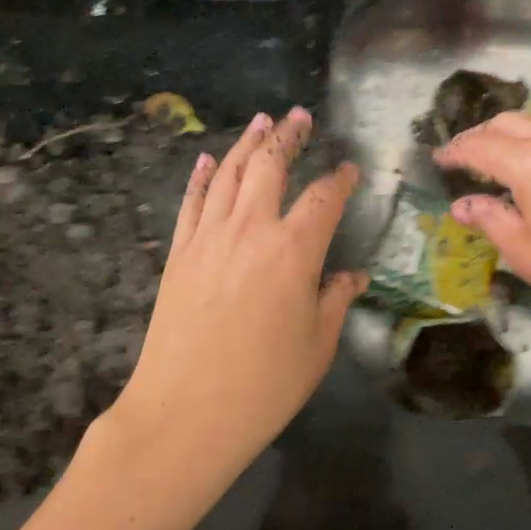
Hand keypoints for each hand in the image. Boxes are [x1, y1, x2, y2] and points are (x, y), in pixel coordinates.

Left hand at [109, 108, 366, 480]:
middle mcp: (250, 229)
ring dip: (246, 143)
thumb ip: (335, 300)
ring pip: (227, 173)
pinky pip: (190, 202)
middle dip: (287, 136)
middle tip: (299, 116)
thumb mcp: (316, 346)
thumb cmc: (263, 386)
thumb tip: (351, 276)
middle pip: (269, 166)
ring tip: (261, 121)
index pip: (323, 198)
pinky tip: (205, 159)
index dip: (339, 180)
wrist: (184, 413)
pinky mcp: (178, 253)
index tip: (349, 169)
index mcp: (293, 250)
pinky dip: (200, 175)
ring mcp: (208, 237)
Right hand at [434, 111, 530, 362]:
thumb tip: (463, 204)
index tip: (438, 161)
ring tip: (501, 165)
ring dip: (513, 138)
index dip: (454, 152)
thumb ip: (490, 221)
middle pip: (508, 123)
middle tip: (464, 159)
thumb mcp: (529, 256)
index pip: (479, 147)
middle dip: (481, 136)